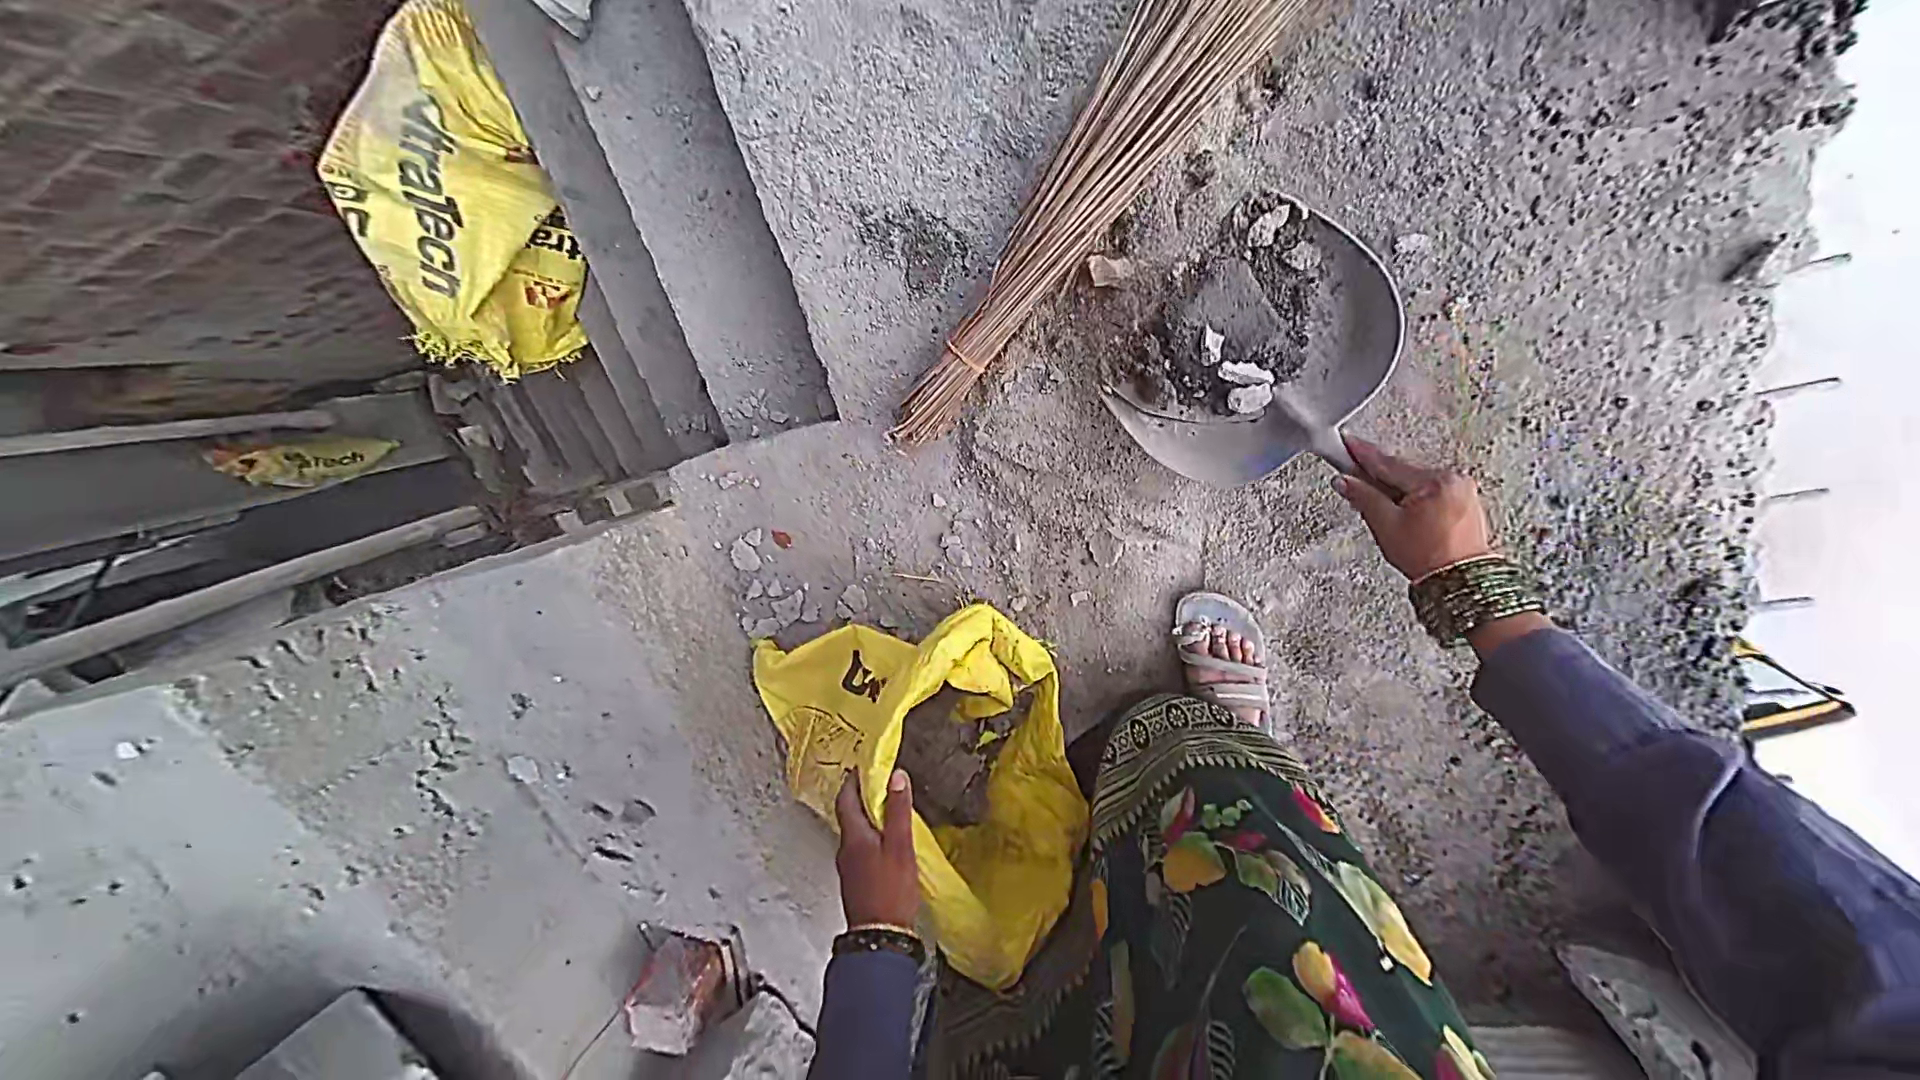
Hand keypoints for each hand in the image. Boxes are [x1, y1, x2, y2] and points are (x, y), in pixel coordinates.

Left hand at [833, 769, 919, 928]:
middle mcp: (845, 849)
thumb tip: (897, 777)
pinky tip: (884, 840)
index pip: (846, 799)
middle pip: (848, 814)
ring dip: (866, 817)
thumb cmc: (891, 891)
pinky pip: (860, 847)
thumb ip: (898, 810)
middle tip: (875, 783)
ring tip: (884, 808)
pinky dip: (870, 835)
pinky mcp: (857, 880)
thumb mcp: (900, 845)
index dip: (853, 781)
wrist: (881, 938)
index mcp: (853, 837)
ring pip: (854, 832)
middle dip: (860, 796)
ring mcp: (849, 867)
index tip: (862, 767)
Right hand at [1331, 435, 1495, 580]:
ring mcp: (1461, 488)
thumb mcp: (1385, 524)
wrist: (1459, 578)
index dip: (1361, 454)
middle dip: (1376, 476)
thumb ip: (1363, 497)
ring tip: (1382, 507)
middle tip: (1351, 475)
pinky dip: (1411, 495)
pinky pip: (1429, 489)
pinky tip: (1401, 508)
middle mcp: (1452, 479)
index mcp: (1434, 482)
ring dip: (1394, 488)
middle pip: (1402, 471)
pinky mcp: (1464, 499)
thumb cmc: (1428, 555)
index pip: (1387, 464)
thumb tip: (1345, 481)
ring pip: (1414, 480)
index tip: (1346, 443)